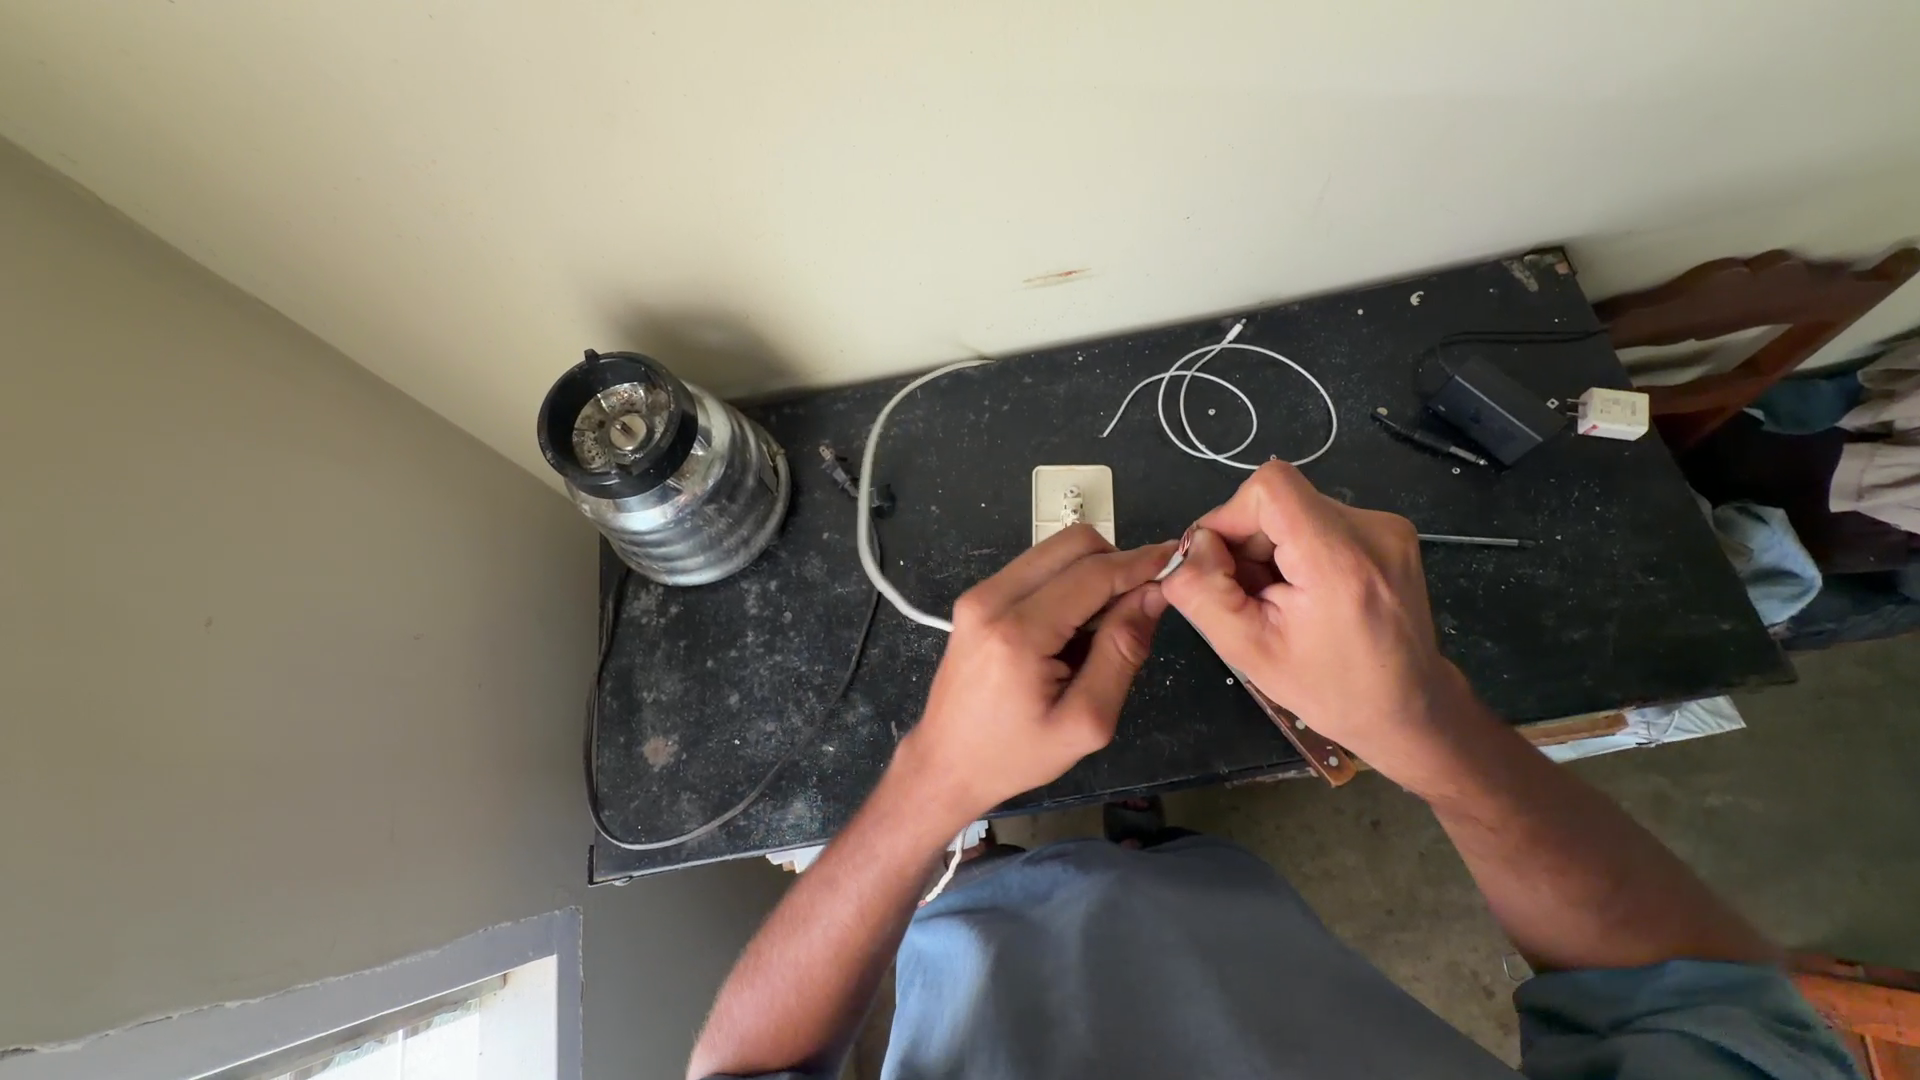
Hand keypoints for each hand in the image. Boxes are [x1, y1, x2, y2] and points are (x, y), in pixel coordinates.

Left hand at [897, 526, 1175, 822]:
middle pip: (1072, 543)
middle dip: (1116, 563)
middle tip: (1136, 606)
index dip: (1140, 562)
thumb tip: (1152, 595)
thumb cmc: (1016, 754)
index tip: (1176, 560)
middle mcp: (991, 598)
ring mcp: (978, 594)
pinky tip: (1071, 628)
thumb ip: (1122, 653)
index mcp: (1018, 632)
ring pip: (1053, 550)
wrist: (946, 763)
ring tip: (1099, 628)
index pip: (1093, 573)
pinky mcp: (975, 599)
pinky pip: (1034, 568)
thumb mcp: (1086, 721)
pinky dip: (1065, 583)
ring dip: (1090, 573)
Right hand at [1159, 462, 1483, 792]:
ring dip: (1269, 547)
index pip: (1271, 487)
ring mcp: (1386, 527)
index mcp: (1339, 560)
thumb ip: (1202, 591)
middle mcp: (1371, 530)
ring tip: (1280, 598)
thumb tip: (1193, 545)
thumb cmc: (1327, 688)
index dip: (1229, 515)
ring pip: (1294, 508)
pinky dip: (1295, 549)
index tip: (1219, 561)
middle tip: (1249, 595)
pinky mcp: (1389, 530)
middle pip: (1277, 500)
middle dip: (1246, 541)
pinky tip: (1304, 591)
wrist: (1407, 707)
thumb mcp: (1245, 649)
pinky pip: (1317, 518)